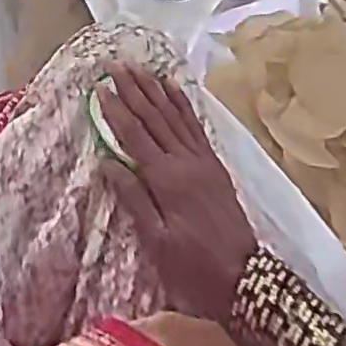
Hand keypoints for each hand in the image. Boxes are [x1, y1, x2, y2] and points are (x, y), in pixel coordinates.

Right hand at [99, 65, 257, 321]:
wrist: (245, 280)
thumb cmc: (193, 267)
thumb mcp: (156, 242)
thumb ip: (133, 198)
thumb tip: (106, 163)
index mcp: (165, 179)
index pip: (135, 135)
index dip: (116, 110)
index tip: (101, 88)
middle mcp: (184, 160)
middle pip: (154, 117)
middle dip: (133, 89)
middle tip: (116, 65)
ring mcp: (201, 159)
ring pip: (174, 115)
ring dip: (154, 89)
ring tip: (139, 68)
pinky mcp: (213, 162)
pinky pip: (195, 124)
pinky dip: (182, 103)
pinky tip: (173, 88)